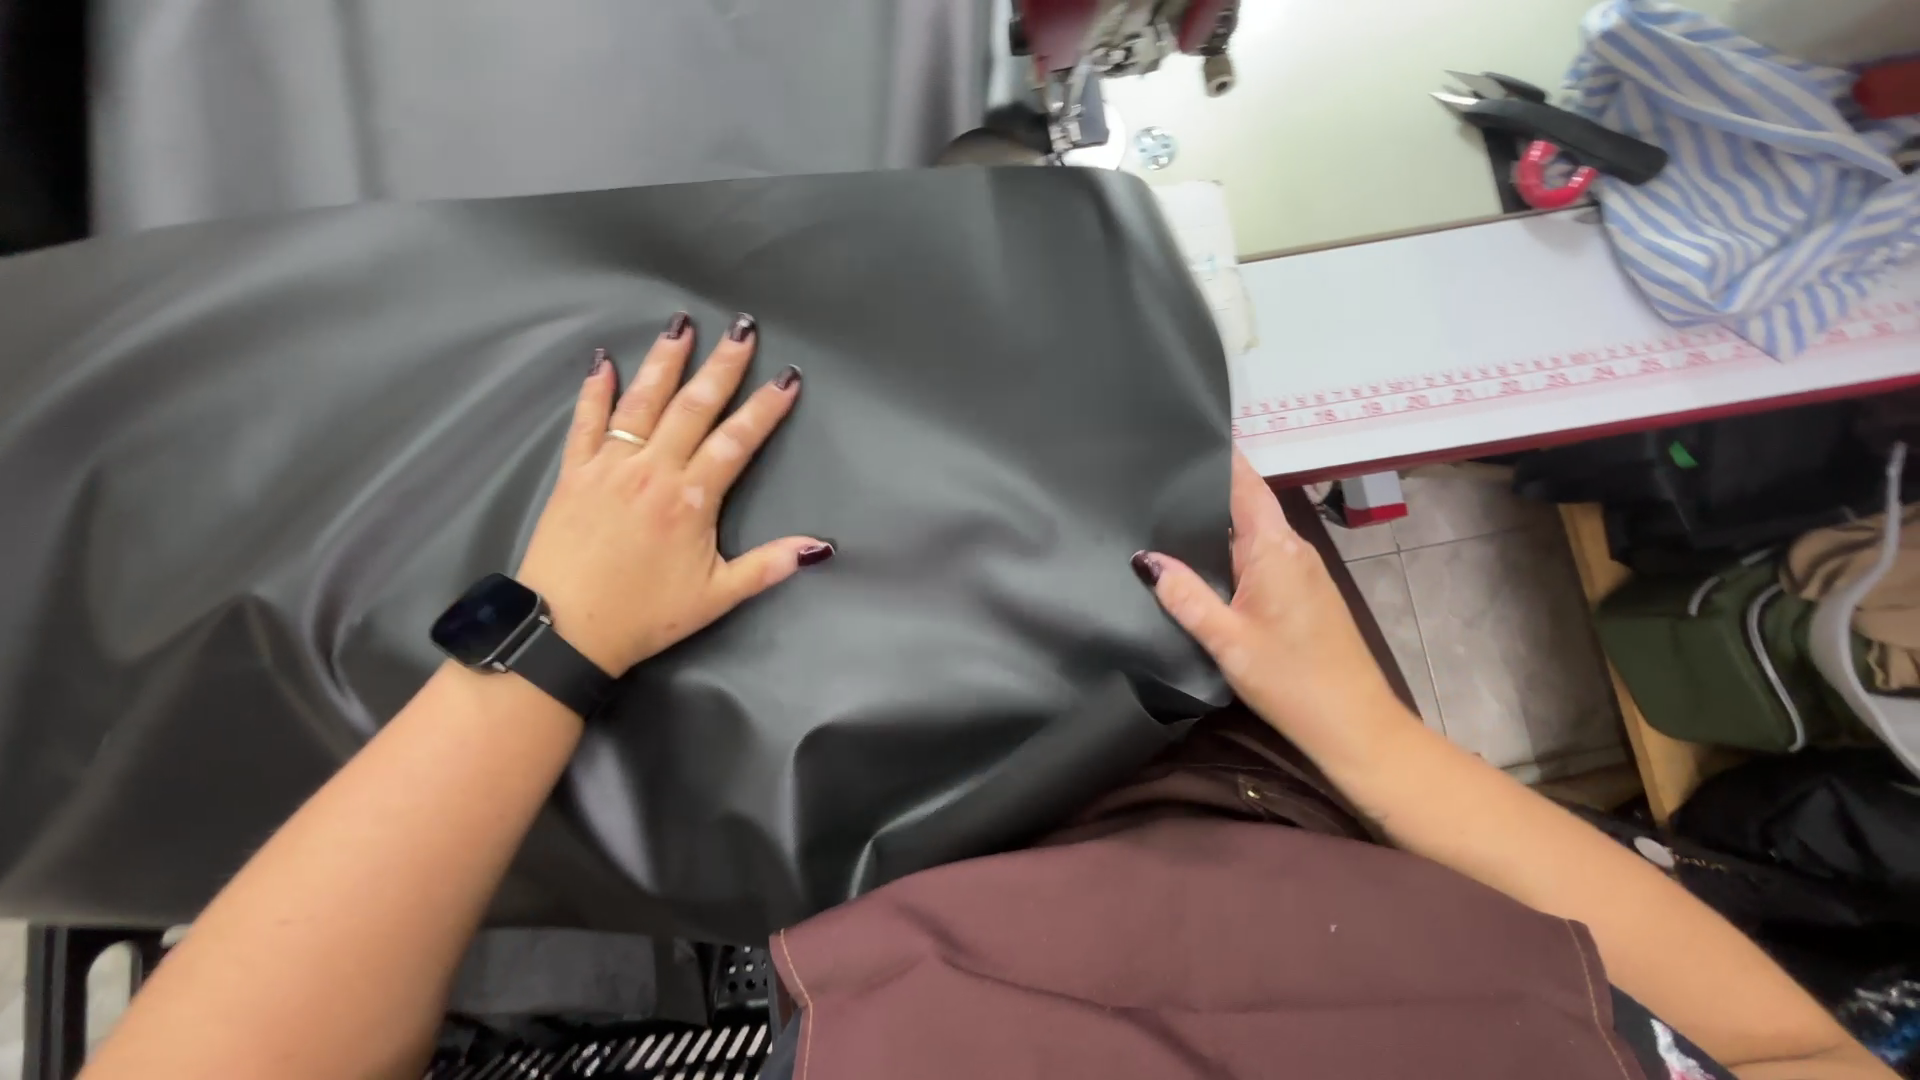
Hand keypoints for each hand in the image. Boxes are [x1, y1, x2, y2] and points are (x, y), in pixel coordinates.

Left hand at [514, 313, 832, 674]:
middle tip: (742, 328)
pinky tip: (603, 361)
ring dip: (665, 362)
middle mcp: (653, 471)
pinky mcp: (574, 473)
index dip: (765, 408)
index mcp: (692, 499)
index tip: (787, 377)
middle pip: (694, 407)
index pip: (738, 441)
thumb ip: (768, 565)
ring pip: (643, 403)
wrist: (564, 630)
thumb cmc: (645, 616)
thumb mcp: (716, 597)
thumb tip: (821, 546)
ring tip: (681, 325)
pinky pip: (587, 422)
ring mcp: (610, 467)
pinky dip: (596, 390)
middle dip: (722, 365)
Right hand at [1132, 450, 1413, 742]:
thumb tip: (1146, 559)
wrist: (1355, 725)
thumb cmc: (1291, 679)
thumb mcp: (1227, 639)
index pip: (1246, 485)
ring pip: (1254, 533)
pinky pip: (1263, 556)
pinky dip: (1233, 552)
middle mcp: (1293, 549)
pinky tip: (1204, 565)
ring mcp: (1303, 571)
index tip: (1185, 438)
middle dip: (1207, 492)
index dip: (1220, 458)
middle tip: (1157, 483)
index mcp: (1275, 549)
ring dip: (1219, 526)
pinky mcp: (1305, 594)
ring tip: (1168, 519)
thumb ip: (1185, 596)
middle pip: (1248, 505)